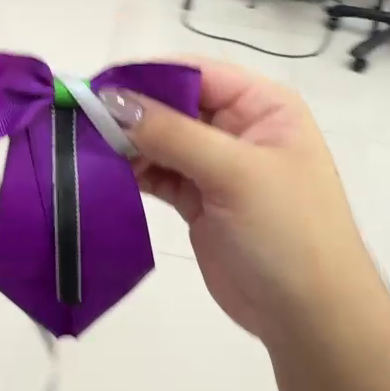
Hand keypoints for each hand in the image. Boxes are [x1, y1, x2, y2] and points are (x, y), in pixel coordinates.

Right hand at [106, 58, 381, 343]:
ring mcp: (217, 166)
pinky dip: (133, 171)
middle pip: (174, 103)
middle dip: (131, 110)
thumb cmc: (287, 232)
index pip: (197, 72)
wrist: (310, 318)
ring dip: (127, 142)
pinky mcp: (199, 200)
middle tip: (79, 118)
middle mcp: (240, 127)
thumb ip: (172, 133)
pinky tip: (103, 172)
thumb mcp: (235, 173)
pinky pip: (159, 172)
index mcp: (263, 106)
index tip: (97, 85)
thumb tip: (112, 99)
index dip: (147, 75)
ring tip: (84, 146)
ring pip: (162, 139)